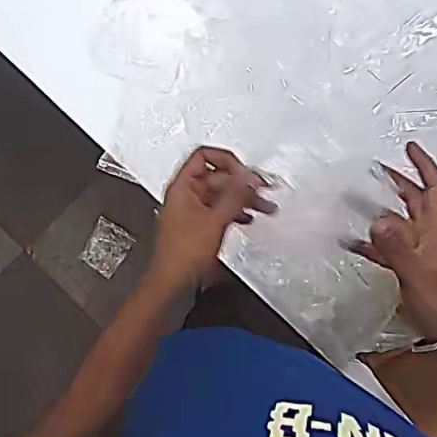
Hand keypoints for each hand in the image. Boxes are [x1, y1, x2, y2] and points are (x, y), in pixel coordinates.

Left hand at [150, 146, 274, 291]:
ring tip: (263, 205)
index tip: (245, 173)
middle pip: (219, 177)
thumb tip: (248, 177)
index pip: (205, 156)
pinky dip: (236, 211)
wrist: (172, 280)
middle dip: (242, 183)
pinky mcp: (200, 223)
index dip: (228, 160)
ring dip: (243, 198)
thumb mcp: (214, 221)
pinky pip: (221, 209)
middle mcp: (187, 195)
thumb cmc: (180, 255)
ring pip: (223, 194)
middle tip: (262, 189)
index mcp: (183, 187)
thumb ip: (234, 196)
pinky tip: (247, 217)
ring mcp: (193, 209)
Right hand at [351, 142, 436, 339]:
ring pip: (401, 223)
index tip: (411, 148)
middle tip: (378, 170)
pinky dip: (374, 243)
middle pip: (415, 202)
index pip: (434, 190)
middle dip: (399, 183)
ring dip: (384, 210)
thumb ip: (395, 246)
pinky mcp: (412, 269)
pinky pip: (390, 248)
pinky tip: (356, 243)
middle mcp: (430, 237)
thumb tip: (377, 221)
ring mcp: (421, 253)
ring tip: (362, 199)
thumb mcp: (417, 271)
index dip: (424, 166)